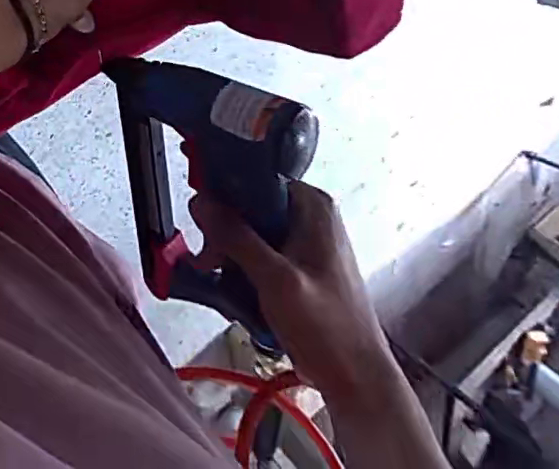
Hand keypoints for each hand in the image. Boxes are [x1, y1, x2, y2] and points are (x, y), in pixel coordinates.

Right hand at [190, 181, 396, 405]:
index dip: (224, 192)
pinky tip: (235, 285)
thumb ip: (237, 238)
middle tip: (210, 258)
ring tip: (218, 275)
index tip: (201, 214)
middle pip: (250, 205)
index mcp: (312, 204)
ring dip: (231, 251)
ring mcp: (305, 239)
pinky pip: (261, 250)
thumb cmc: (325, 326)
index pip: (257, 178)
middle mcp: (309, 213)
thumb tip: (200, 202)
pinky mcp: (299, 263)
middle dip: (225, 231)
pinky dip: (244, 265)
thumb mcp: (276, 279)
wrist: (358, 381)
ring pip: (251, 229)